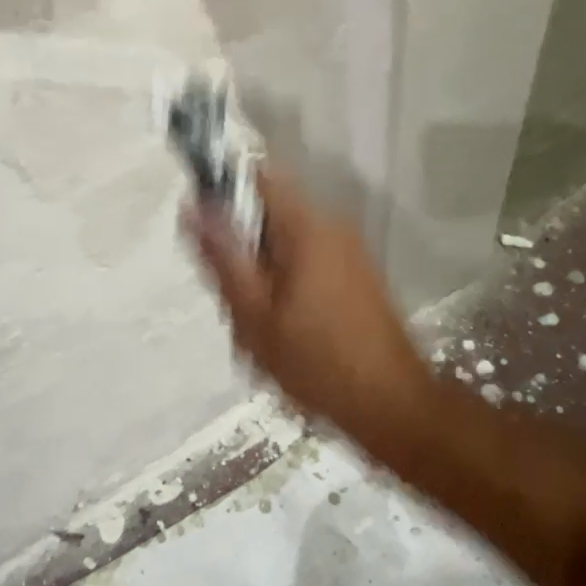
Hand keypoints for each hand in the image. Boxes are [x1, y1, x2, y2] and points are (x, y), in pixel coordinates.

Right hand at [184, 170, 430, 439]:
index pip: (257, 176)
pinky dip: (288, 285)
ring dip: (263, 274)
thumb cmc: (317, 363)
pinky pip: (309, 261)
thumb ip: (222, 256)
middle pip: (268, 214)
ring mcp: (350, 249)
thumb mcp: (254, 315)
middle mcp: (332, 225)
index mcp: (306, 225)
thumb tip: (191, 205)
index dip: (224, 191)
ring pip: (286, 243)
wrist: (394, 409)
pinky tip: (286, 332)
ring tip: (257, 326)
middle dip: (243, 248)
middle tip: (234, 300)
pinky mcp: (359, 274)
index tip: (207, 232)